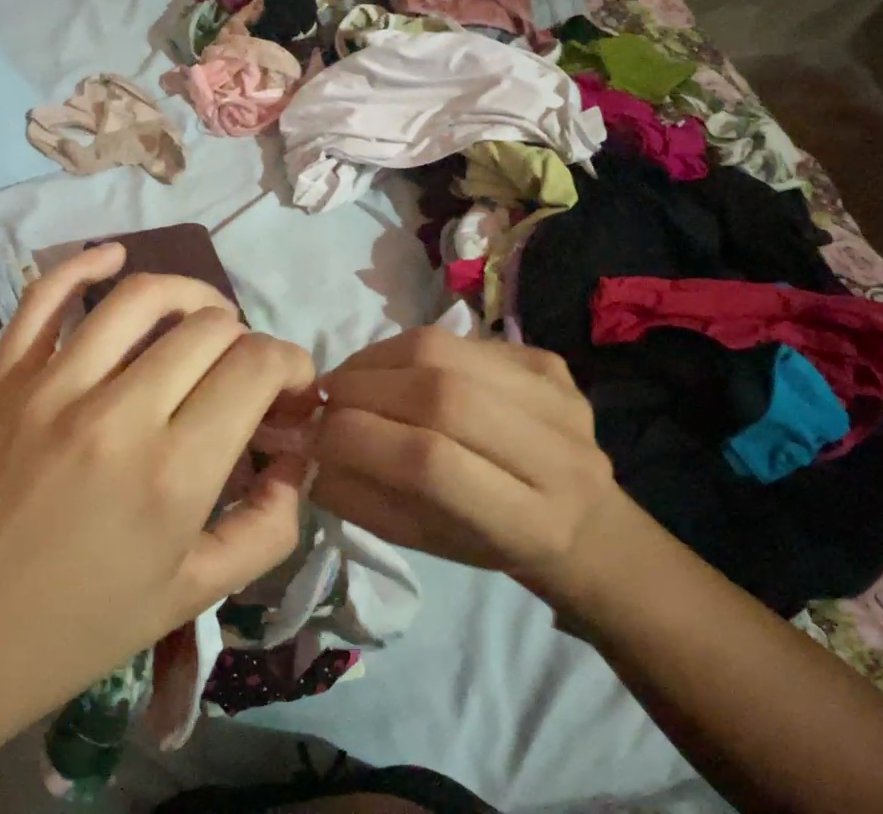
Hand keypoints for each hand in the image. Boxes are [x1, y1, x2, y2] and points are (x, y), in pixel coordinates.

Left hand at [0, 243, 316, 724]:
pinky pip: (43, 298)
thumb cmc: (73, 631)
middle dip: (247, 342)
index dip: (292, 366)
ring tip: (203, 319)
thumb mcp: (188, 597)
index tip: (291, 392)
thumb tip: (296, 462)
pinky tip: (113, 256)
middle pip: (209, 327)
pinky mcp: (1, 378)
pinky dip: (83, 265)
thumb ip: (264, 529)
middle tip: (243, 378)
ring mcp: (52, 386)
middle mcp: (119, 412)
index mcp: (175, 472)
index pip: (257, 367)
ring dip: (189, 295)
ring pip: (139, 297)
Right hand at [310, 326, 624, 597]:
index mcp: (526, 523)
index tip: (309, 433)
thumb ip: (357, 494)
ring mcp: (560, 399)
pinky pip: (461, 340)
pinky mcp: (550, 363)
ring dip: (377, 360)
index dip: (356, 439)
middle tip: (324, 397)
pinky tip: (391, 370)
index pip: (428, 463)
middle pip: (441, 397)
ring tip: (349, 379)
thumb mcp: (418, 540)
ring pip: (448, 353)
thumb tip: (303, 441)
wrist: (578, 520)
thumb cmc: (486, 542)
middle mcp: (558, 456)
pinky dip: (408, 349)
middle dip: (362, 390)